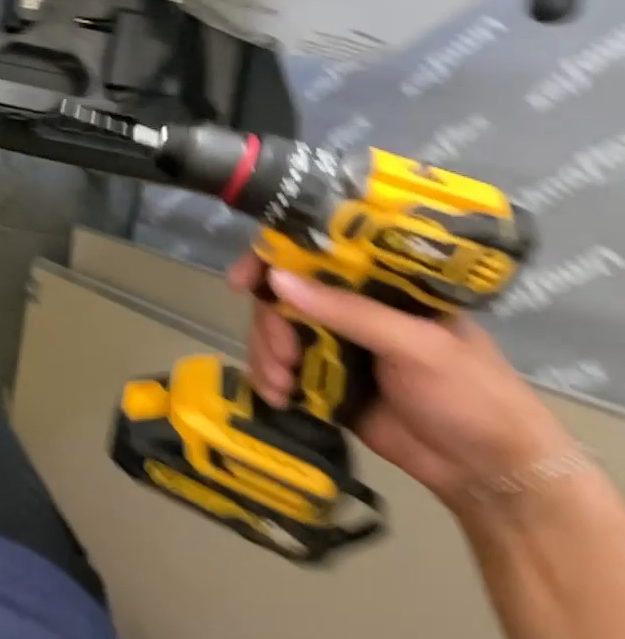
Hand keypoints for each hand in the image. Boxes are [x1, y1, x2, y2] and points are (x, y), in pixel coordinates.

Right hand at [229, 255, 574, 510]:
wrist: (488, 474)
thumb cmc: (472, 397)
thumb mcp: (417, 347)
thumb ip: (348, 312)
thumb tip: (276, 279)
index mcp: (384, 290)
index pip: (319, 257)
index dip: (275, 260)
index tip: (243, 280)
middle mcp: (354, 310)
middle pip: (283, 296)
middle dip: (270, 325)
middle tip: (282, 356)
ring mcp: (336, 345)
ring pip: (273, 331)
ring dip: (266, 355)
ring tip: (281, 386)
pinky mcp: (322, 379)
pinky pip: (277, 365)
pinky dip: (268, 377)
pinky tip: (277, 396)